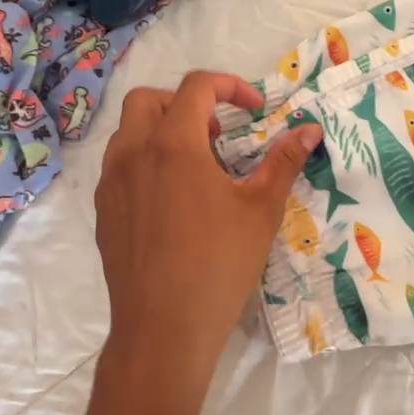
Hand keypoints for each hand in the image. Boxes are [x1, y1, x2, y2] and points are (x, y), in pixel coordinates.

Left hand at [94, 71, 319, 395]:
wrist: (163, 328)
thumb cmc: (219, 264)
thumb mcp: (261, 209)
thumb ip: (284, 161)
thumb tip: (309, 129)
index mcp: (173, 144)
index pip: (196, 87)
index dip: (230, 86)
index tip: (255, 110)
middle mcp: (133, 154)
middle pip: (149, 100)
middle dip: (186, 103)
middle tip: (218, 135)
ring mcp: (112, 184)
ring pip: (128, 132)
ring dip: (162, 130)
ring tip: (198, 167)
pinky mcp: (104, 212)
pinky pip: (119, 166)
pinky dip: (145, 161)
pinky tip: (175, 200)